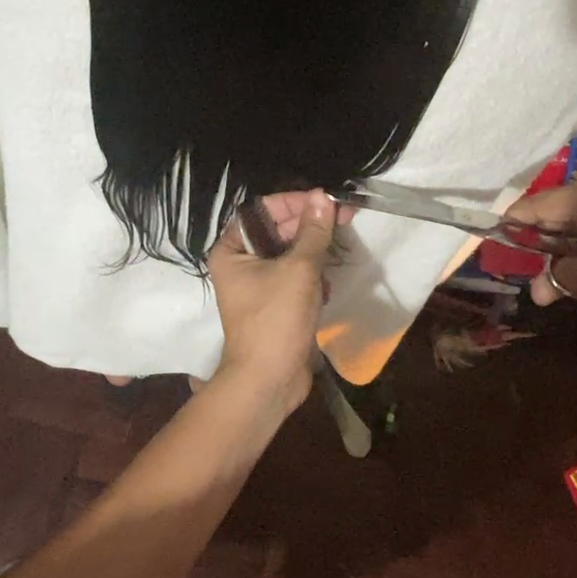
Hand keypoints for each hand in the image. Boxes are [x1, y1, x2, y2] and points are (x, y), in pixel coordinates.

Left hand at [208, 190, 350, 407]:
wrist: (268, 380)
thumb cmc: (276, 319)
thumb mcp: (299, 270)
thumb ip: (313, 232)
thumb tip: (321, 197)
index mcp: (231, 250)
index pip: (261, 211)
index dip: (293, 202)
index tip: (324, 201)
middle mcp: (239, 264)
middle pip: (277, 231)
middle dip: (309, 227)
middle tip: (345, 219)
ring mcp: (257, 287)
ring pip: (290, 256)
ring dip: (313, 255)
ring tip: (336, 254)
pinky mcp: (275, 306)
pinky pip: (295, 280)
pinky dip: (311, 280)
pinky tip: (325, 289)